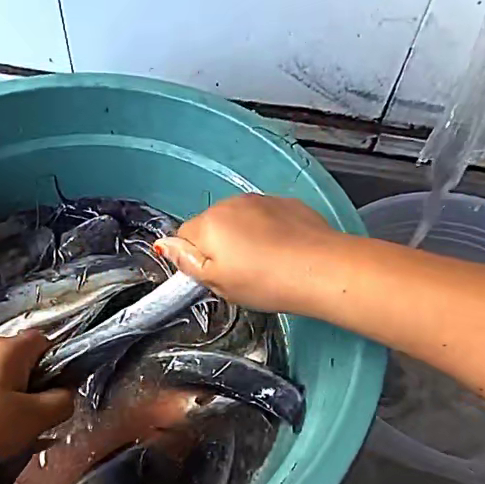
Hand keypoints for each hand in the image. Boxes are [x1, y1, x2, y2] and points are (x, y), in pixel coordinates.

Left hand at [0, 331, 73, 483]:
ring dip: (2, 400)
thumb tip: (64, 395)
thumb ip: (60, 404)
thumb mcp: (33, 422)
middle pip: (17, 360)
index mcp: (6, 348)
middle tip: (27, 422)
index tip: (52, 398)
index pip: (44, 341)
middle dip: (28, 387)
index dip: (56, 366)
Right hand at [152, 195, 345, 312]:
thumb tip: (164, 245)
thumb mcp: (218, 282)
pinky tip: (281, 254)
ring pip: (239, 221)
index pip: (183, 238)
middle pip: (211, 226)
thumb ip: (187, 262)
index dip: (195, 261)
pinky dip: (268, 233)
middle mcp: (231, 204)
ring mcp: (261, 201)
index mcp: (209, 224)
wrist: (320, 269)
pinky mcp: (286, 204)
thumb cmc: (267, 280)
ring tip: (263, 267)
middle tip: (238, 276)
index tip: (213, 277)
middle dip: (219, 248)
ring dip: (244, 239)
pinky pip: (265, 218)